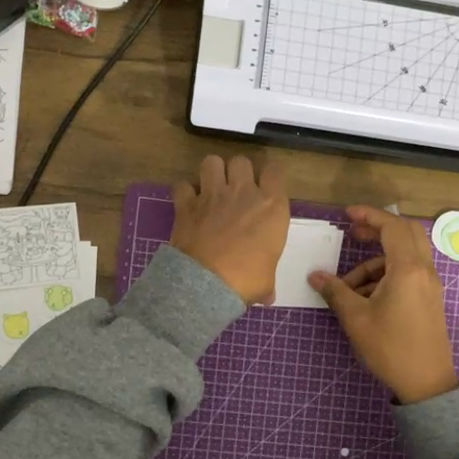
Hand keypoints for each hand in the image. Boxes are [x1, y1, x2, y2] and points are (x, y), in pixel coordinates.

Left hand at [170, 155, 289, 304]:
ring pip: (212, 161)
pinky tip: (188, 204)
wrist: (207, 283)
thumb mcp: (266, 282)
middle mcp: (243, 192)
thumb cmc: (246, 280)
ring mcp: (213, 195)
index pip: (275, 171)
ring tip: (212, 189)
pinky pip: (183, 185)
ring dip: (212, 172)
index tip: (266, 189)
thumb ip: (267, 281)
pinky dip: (184, 193)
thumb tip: (268, 297)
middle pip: (242, 161)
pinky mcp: (187, 204)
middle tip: (237, 190)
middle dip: (238, 172)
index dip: (270, 177)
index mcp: (271, 206)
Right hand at [308, 206, 458, 404]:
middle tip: (352, 235)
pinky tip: (366, 298)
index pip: (392, 227)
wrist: (426, 382)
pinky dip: (387, 275)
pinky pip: (408, 274)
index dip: (369, 216)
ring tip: (349, 288)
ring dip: (376, 262)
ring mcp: (430, 285)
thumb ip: (336, 291)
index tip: (347, 215)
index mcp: (408, 269)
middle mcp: (424, 270)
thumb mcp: (356, 318)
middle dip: (377, 230)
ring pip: (404, 257)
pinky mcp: (430, 299)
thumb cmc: (390, 347)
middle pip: (405, 234)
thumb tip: (316, 276)